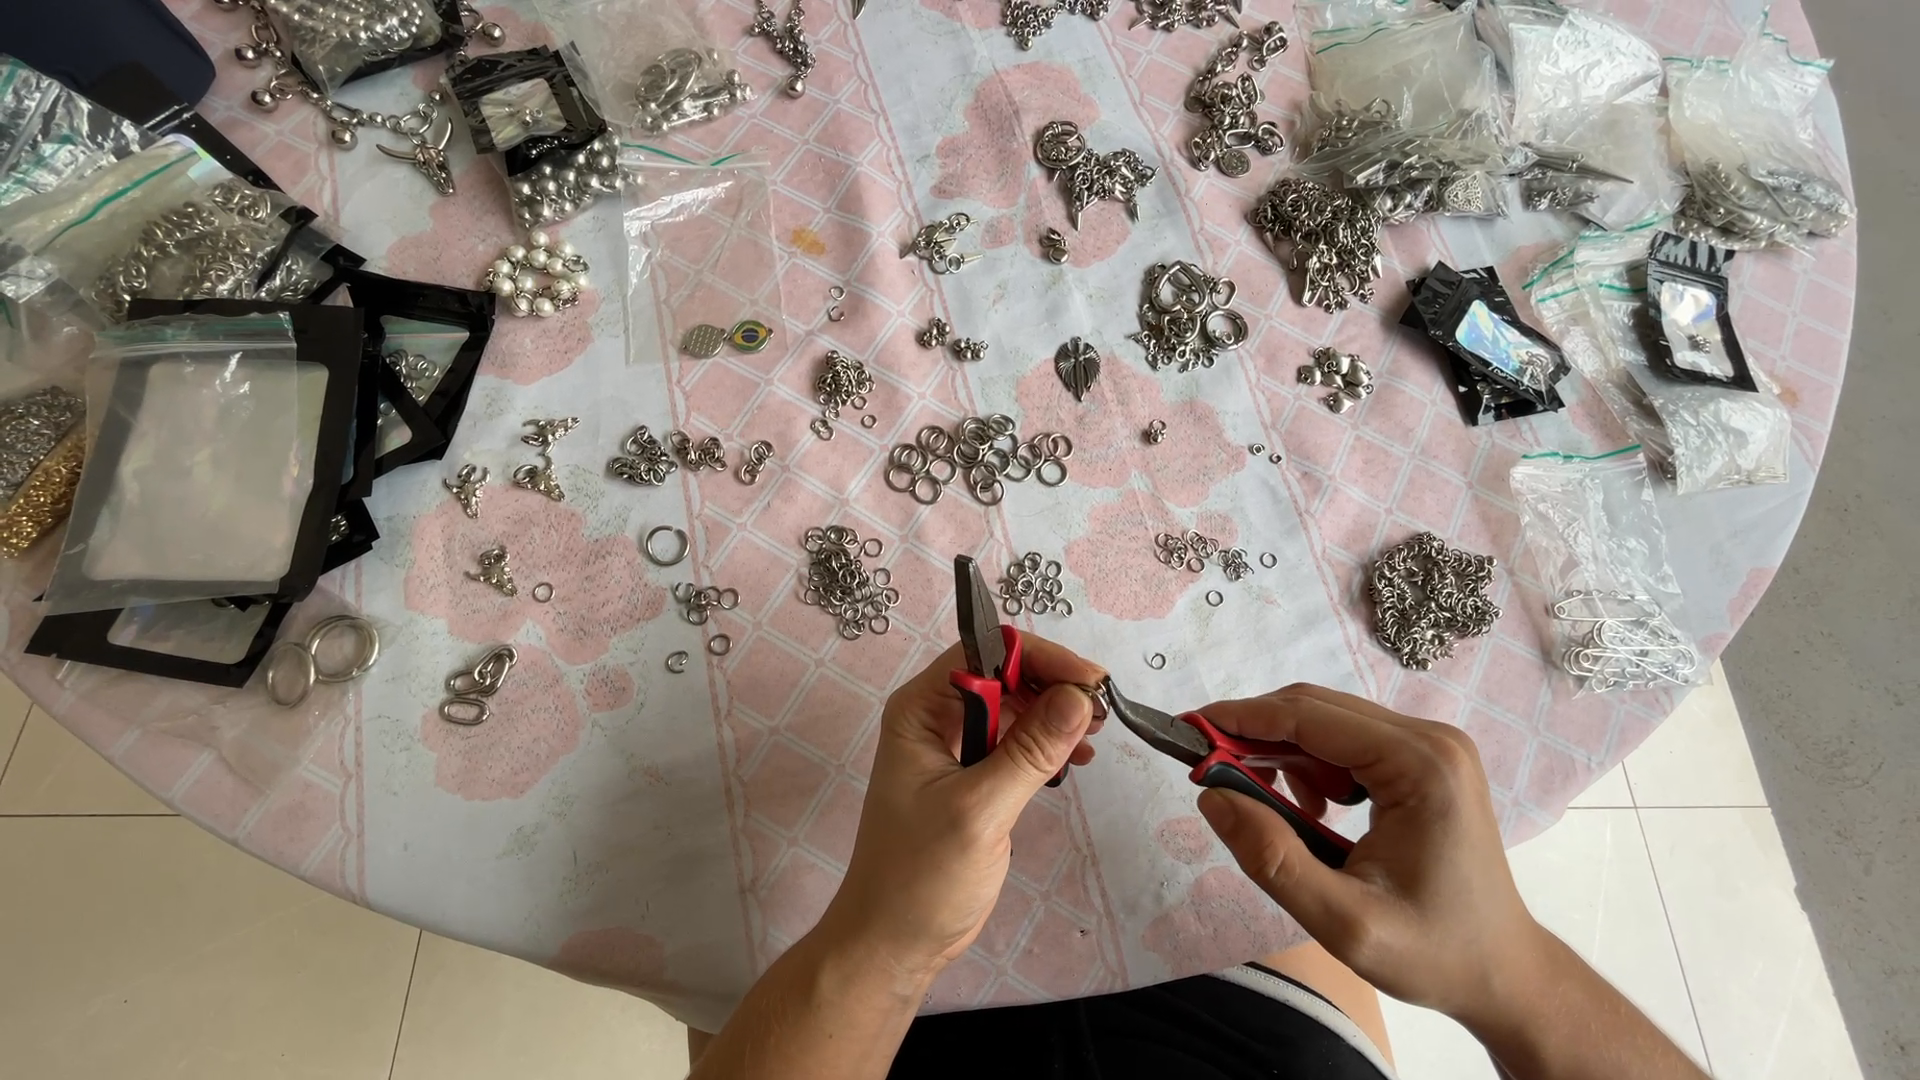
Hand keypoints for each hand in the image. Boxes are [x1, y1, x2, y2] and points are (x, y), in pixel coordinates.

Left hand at [817, 635, 1105, 982]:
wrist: (894, 941)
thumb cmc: (922, 876)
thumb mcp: (980, 809)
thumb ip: (1029, 751)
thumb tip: (1079, 697)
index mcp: (920, 709)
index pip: (983, 654)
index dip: (1038, 657)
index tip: (1089, 681)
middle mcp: (934, 716)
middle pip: (1001, 674)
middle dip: (1052, 683)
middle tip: (1100, 710)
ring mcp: (953, 745)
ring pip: (1013, 704)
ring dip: (1054, 712)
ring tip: (1094, 733)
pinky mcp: (972, 774)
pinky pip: (1015, 739)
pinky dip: (1047, 742)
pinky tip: (1075, 757)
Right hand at [1195, 684, 1547, 1023]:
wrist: (1506, 975)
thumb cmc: (1435, 953)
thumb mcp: (1344, 923)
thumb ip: (1272, 859)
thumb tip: (1210, 797)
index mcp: (1420, 765)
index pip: (1309, 715)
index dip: (1241, 718)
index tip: (1187, 730)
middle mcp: (1429, 738)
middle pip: (1314, 708)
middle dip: (1253, 733)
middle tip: (1207, 769)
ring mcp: (1429, 745)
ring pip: (1324, 720)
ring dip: (1280, 751)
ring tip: (1269, 807)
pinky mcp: (1421, 759)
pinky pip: (1342, 739)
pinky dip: (1306, 763)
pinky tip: (1310, 811)